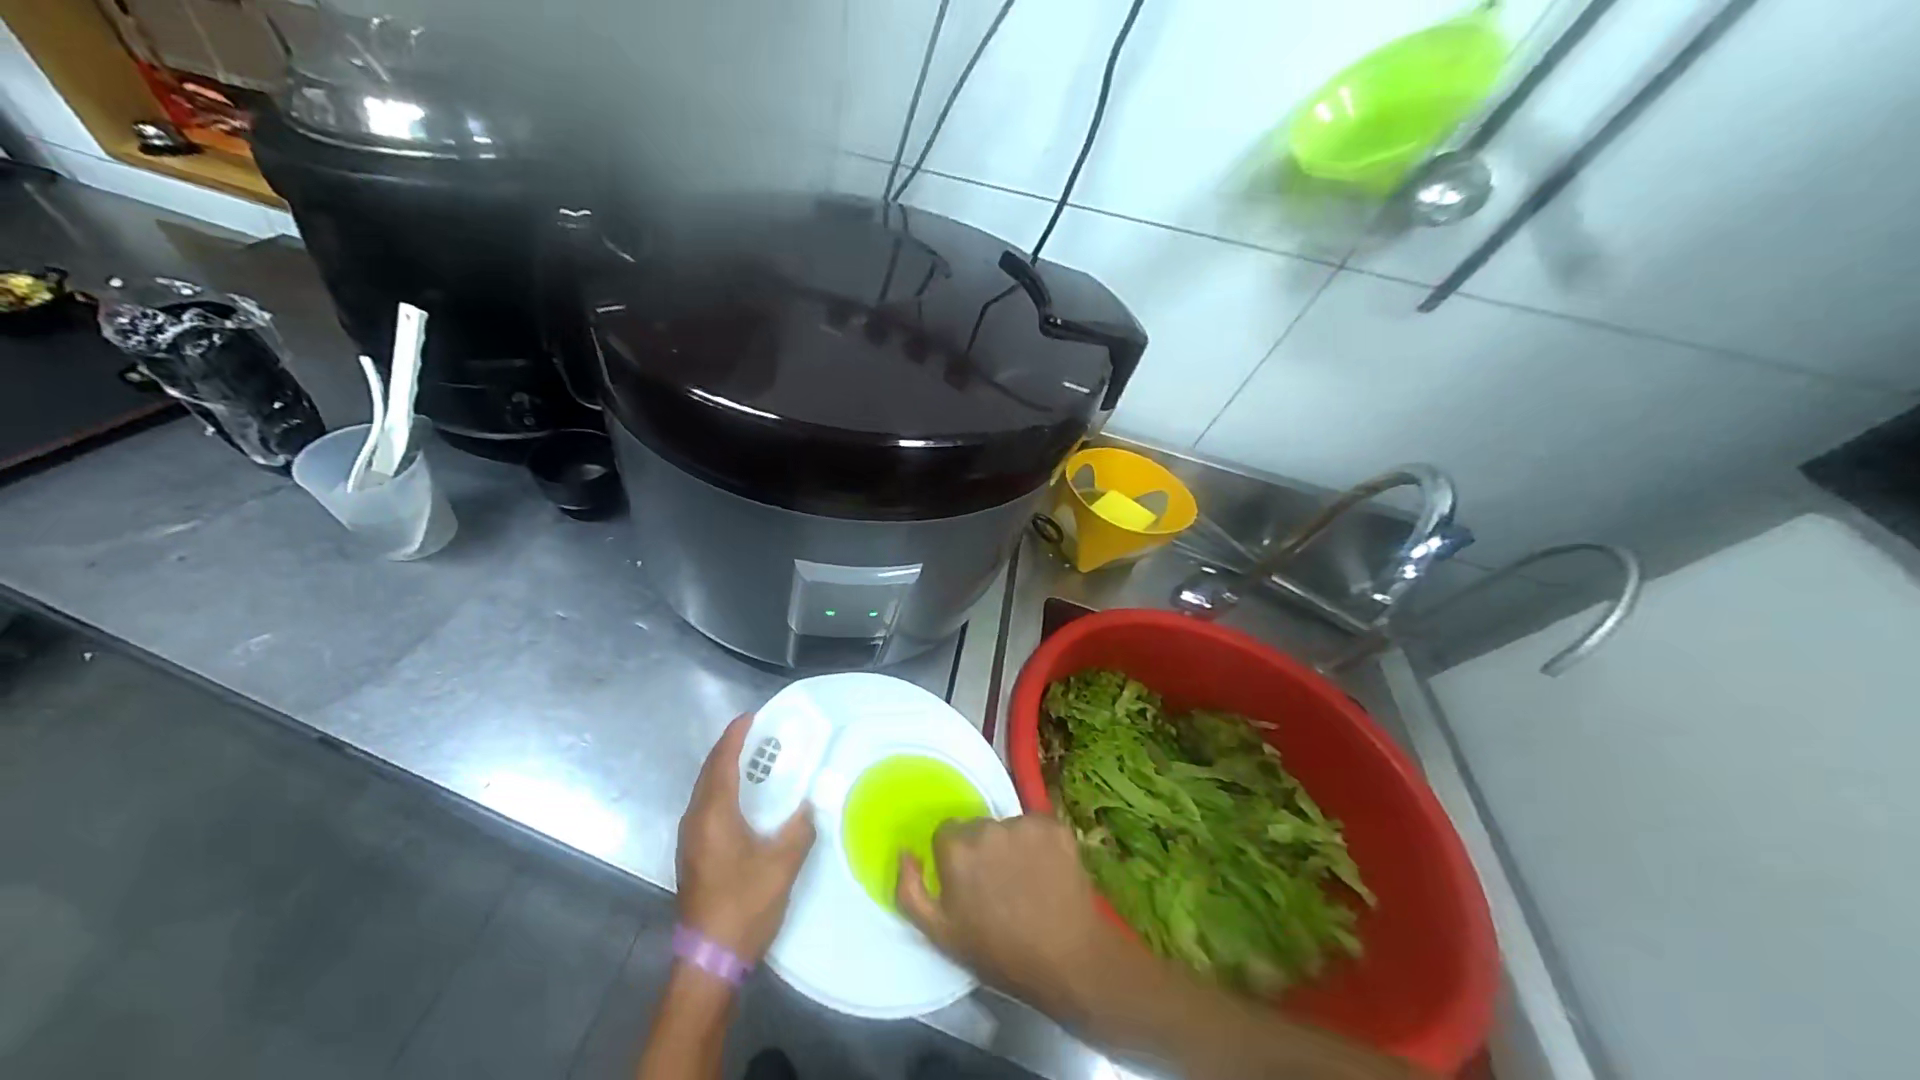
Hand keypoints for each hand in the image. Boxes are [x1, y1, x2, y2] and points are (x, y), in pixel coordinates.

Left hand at [676, 713, 815, 961]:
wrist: (708, 960)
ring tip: (757, 762)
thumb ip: (799, 828)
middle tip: (761, 735)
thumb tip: (810, 804)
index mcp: (713, 815)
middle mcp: (695, 821)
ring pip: (706, 792)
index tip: (752, 716)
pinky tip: (747, 802)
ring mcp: (690, 840)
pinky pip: (708, 809)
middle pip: (710, 773)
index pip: (721, 762)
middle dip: (732, 750)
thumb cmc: (744, 905)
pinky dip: (725, 792)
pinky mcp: (694, 856)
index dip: (735, 736)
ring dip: (728, 771)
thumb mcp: (782, 865)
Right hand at [895, 815, 1110, 1013]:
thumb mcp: (940, 934)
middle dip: (984, 850)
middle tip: (999, 887)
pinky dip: (1041, 844)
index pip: (947, 834)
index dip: (956, 859)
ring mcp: (1026, 824)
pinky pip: (1038, 828)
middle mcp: (990, 827)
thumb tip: (905, 853)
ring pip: (1009, 826)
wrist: (1067, 959)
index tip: (970, 884)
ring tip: (1026, 882)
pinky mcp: (1055, 827)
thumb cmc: (999, 951)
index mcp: (957, 849)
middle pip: (979, 828)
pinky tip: (1047, 873)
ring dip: (1013, 846)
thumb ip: (909, 891)